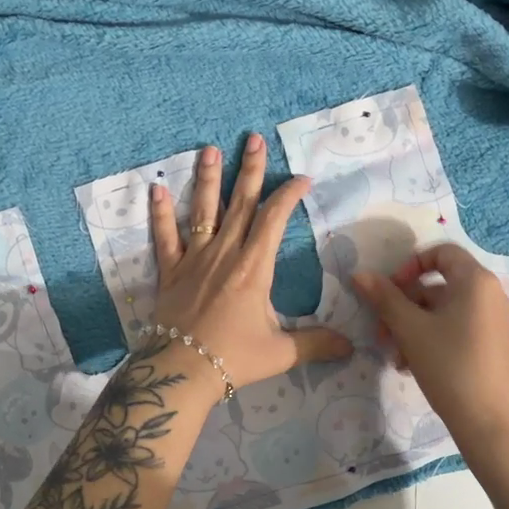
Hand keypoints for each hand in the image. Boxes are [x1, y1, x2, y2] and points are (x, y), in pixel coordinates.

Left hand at [150, 135, 351, 392]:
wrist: (183, 369)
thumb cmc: (234, 357)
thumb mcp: (282, 352)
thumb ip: (316, 343)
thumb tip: (352, 346)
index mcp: (254, 266)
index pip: (274, 219)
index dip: (288, 194)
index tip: (301, 178)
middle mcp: (225, 253)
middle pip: (240, 203)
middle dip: (249, 169)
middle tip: (253, 139)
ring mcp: (194, 259)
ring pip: (202, 210)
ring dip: (207, 179)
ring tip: (209, 150)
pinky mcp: (170, 271)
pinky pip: (164, 236)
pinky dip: (160, 213)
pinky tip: (156, 189)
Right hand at [350, 243, 508, 444]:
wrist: (490, 423)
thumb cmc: (449, 366)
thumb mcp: (410, 329)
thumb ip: (384, 298)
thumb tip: (360, 274)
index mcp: (476, 281)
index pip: (441, 252)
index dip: (410, 265)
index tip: (390, 290)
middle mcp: (489, 294)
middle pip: (437, 285)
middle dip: (403, 305)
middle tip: (381, 331)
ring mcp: (493, 321)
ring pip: (442, 311)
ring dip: (412, 326)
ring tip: (394, 356)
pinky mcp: (491, 344)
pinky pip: (455, 328)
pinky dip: (430, 338)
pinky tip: (411, 365)